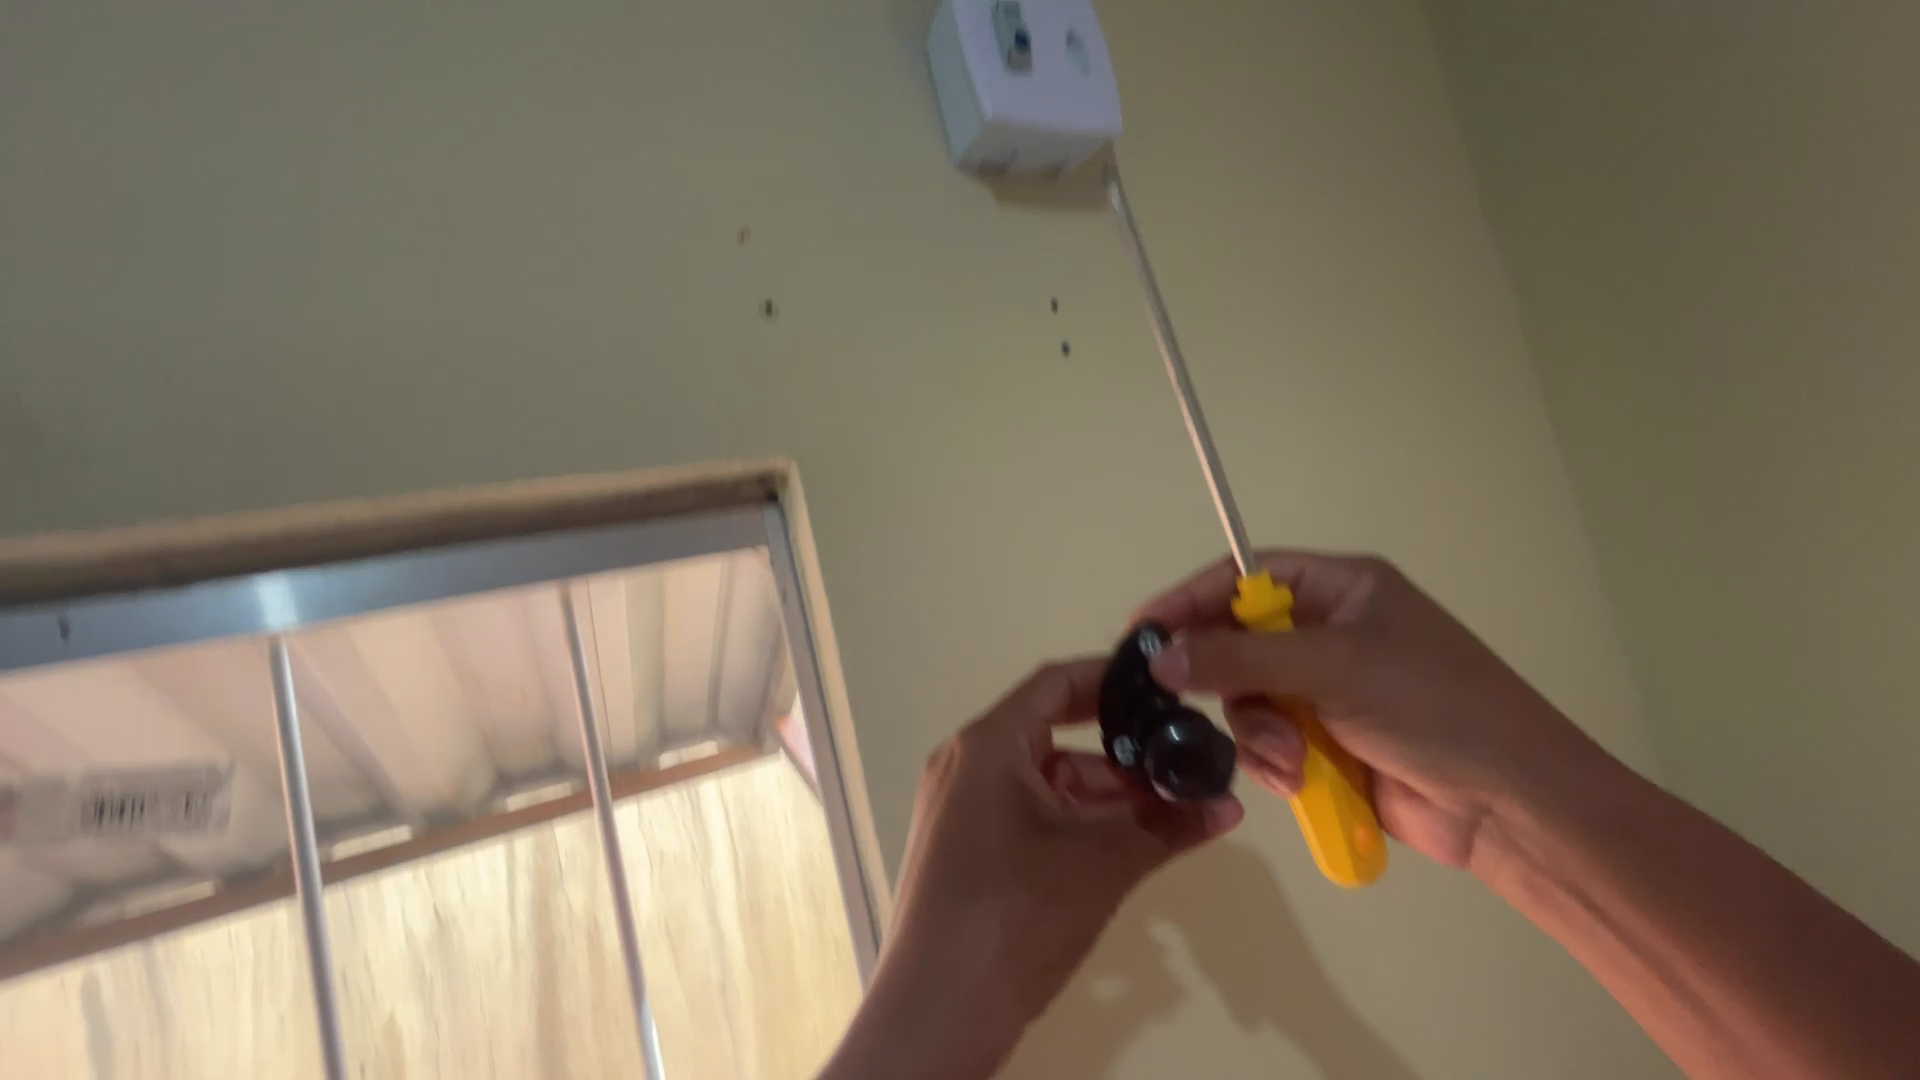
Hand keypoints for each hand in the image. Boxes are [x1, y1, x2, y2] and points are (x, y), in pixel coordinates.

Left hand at [821, 660, 1241, 1079]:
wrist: (935, 1012)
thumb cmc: (1014, 915)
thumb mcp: (1098, 864)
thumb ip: (1164, 827)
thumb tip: (1227, 805)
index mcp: (986, 744)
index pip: (1055, 683)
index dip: (1110, 680)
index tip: (1163, 689)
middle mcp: (967, 763)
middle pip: (1052, 733)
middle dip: (1119, 749)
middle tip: (1178, 756)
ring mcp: (962, 806)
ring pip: (1045, 779)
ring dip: (1104, 794)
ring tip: (1169, 812)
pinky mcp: (965, 845)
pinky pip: (1028, 812)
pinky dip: (1075, 820)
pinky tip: (1125, 843)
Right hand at [1137, 550, 1601, 868]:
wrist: (1511, 808)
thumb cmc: (1433, 709)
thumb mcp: (1333, 667)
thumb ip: (1238, 657)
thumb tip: (1158, 658)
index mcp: (1341, 589)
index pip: (1244, 578)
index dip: (1189, 599)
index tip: (1141, 630)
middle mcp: (1327, 632)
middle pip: (1236, 640)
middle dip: (1224, 677)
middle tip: (1184, 698)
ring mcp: (1324, 689)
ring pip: (1246, 697)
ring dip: (1257, 729)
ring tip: (1288, 757)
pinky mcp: (1323, 739)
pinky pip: (1266, 739)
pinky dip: (1274, 760)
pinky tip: (1299, 778)